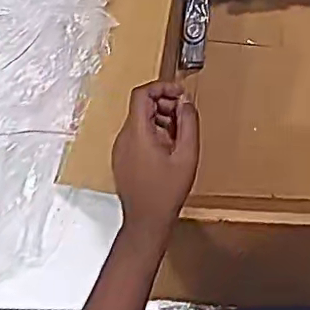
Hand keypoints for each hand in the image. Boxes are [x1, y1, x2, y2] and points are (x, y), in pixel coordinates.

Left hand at [111, 81, 197, 237]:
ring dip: (162, 117)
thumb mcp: (187, 154)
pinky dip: (155, 130)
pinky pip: (138, 134)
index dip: (162, 87)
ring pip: (140, 119)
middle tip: (184, 114)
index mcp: (137, 134)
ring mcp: (121, 149)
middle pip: (142, 106)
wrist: (147, 222)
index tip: (179, 92)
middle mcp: (124, 138)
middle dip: (165, 103)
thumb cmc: (166, 191)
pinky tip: (170, 146)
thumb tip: (185, 103)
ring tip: (180, 132)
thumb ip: (188, 122)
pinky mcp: (123, 158)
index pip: (142, 94)